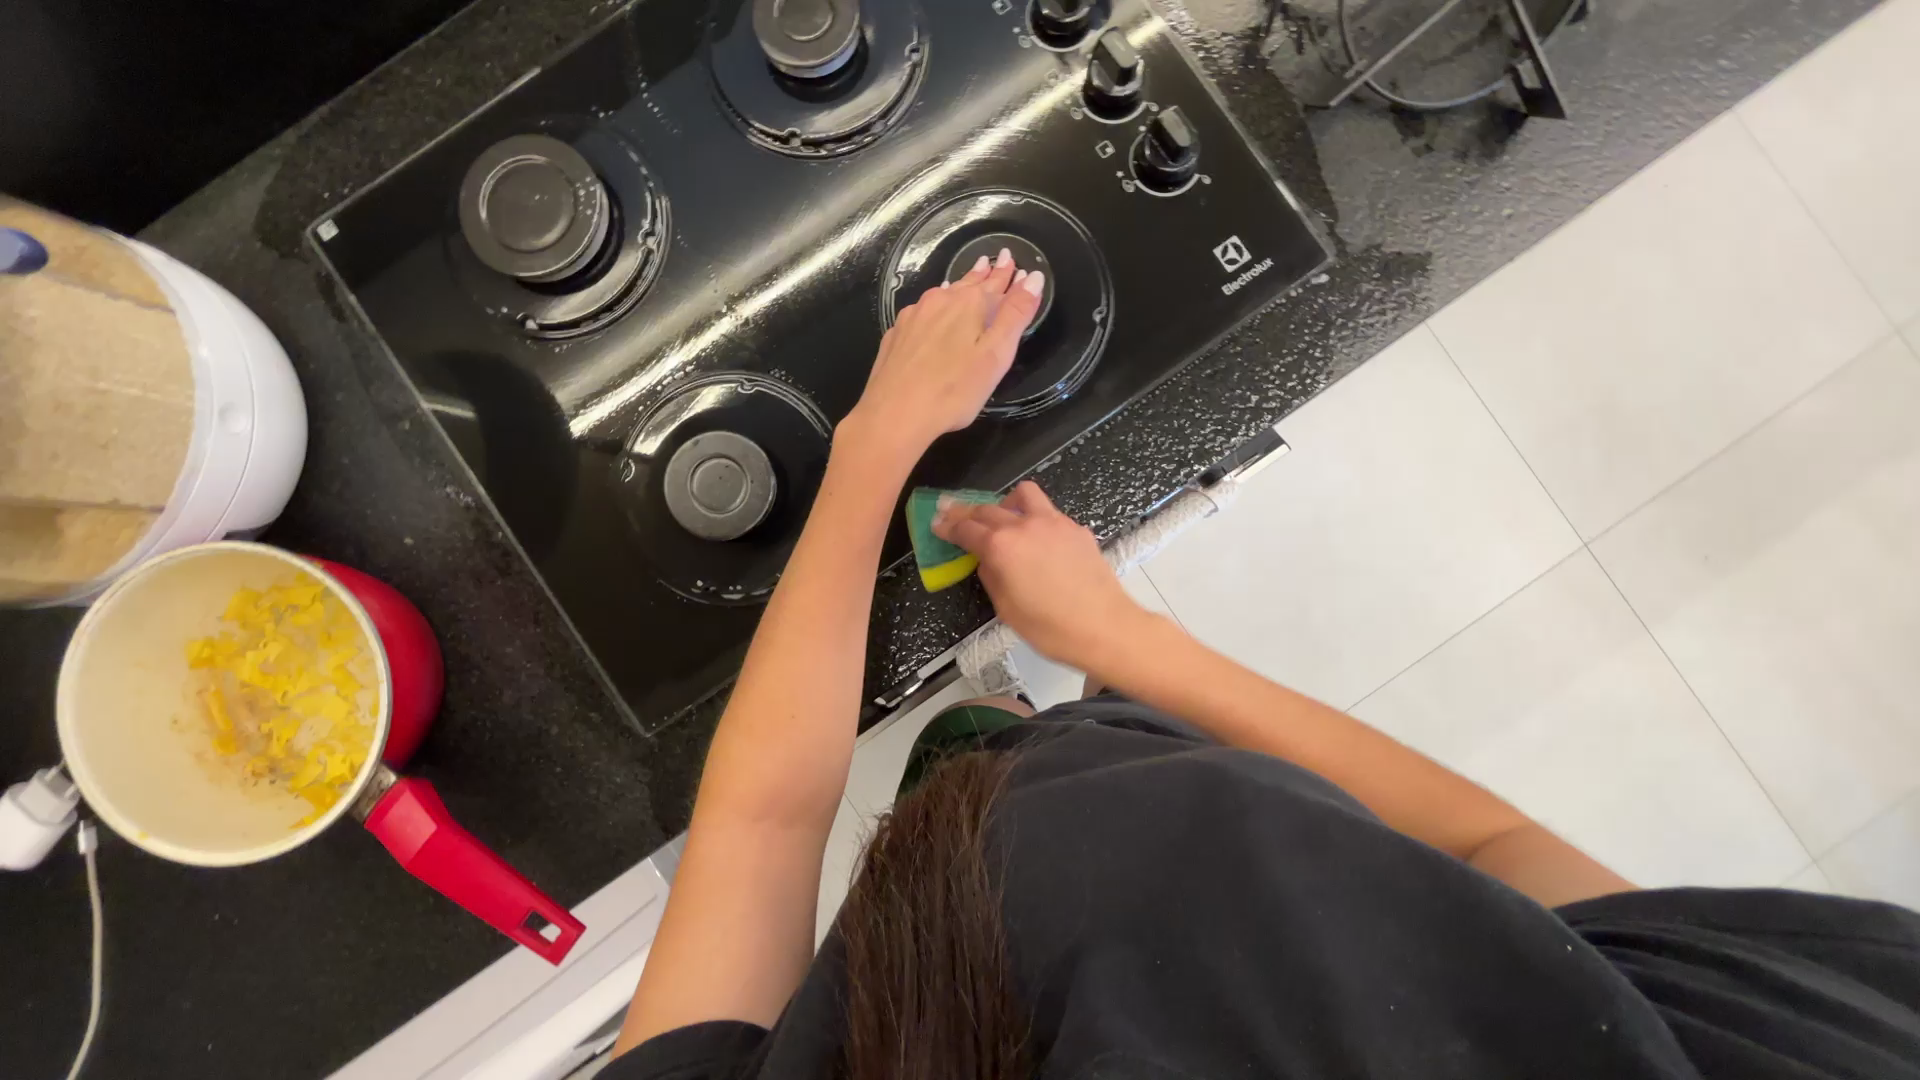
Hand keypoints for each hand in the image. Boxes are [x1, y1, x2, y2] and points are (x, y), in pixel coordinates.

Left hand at [839, 249, 1044, 462]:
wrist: (894, 414)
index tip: (1013, 260)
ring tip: (968, 279)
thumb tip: (1035, 278)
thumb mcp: (996, 355)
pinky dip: (936, 306)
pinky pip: (923, 311)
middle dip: (983, 273)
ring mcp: (914, 317)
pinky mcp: (897, 335)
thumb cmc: (954, 391)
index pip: (995, 282)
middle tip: (993, 260)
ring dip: (959, 286)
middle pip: (968, 284)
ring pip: (943, 294)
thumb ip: (1016, 315)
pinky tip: (933, 310)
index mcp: (969, 304)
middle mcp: (940, 301)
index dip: (1008, 274)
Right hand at [932, 481, 1150, 668]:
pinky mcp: (1076, 528)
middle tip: (954, 515)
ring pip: (1023, 495)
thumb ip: (990, 576)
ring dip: (1005, 502)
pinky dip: (1035, 518)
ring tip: (1002, 518)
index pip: (966, 529)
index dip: (948, 526)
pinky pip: (1048, 512)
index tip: (937, 524)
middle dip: (967, 512)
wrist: (1104, 627)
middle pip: (987, 509)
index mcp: (1001, 547)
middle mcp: (1025, 525)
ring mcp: (1054, 522)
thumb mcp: (1006, 609)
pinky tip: (1036, 538)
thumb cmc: (1050, 628)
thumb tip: (986, 561)